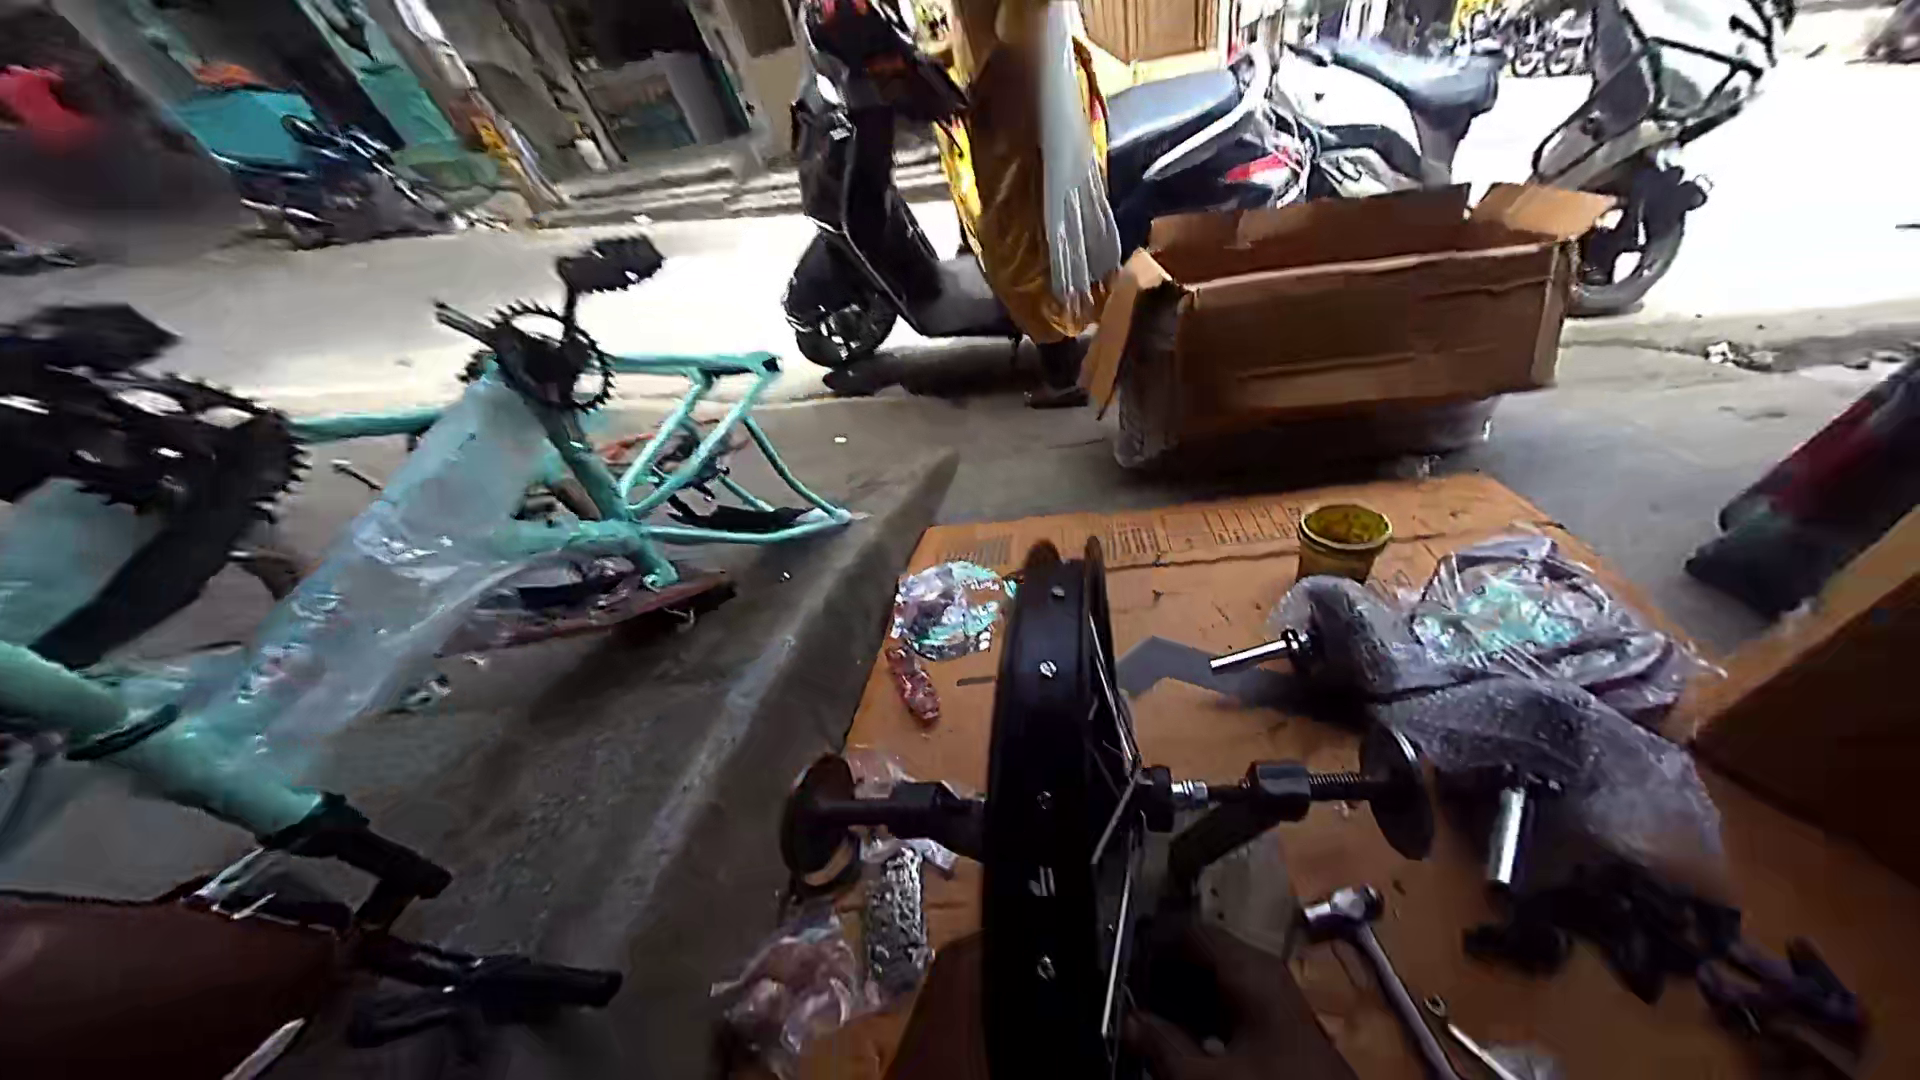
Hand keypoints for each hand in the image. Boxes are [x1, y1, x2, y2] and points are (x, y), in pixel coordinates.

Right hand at [1125, 921, 1355, 1079]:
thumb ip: (1161, 1046)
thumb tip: (1128, 1021)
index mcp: (1247, 969)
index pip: (1187, 930)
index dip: (1150, 943)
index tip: (1121, 964)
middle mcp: (1263, 975)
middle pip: (1200, 955)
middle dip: (1164, 975)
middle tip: (1132, 997)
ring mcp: (1277, 1005)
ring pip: (1216, 984)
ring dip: (1183, 1001)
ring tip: (1153, 1026)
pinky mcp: (1284, 1036)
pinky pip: (1232, 1010)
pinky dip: (1205, 1021)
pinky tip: (1189, 1048)